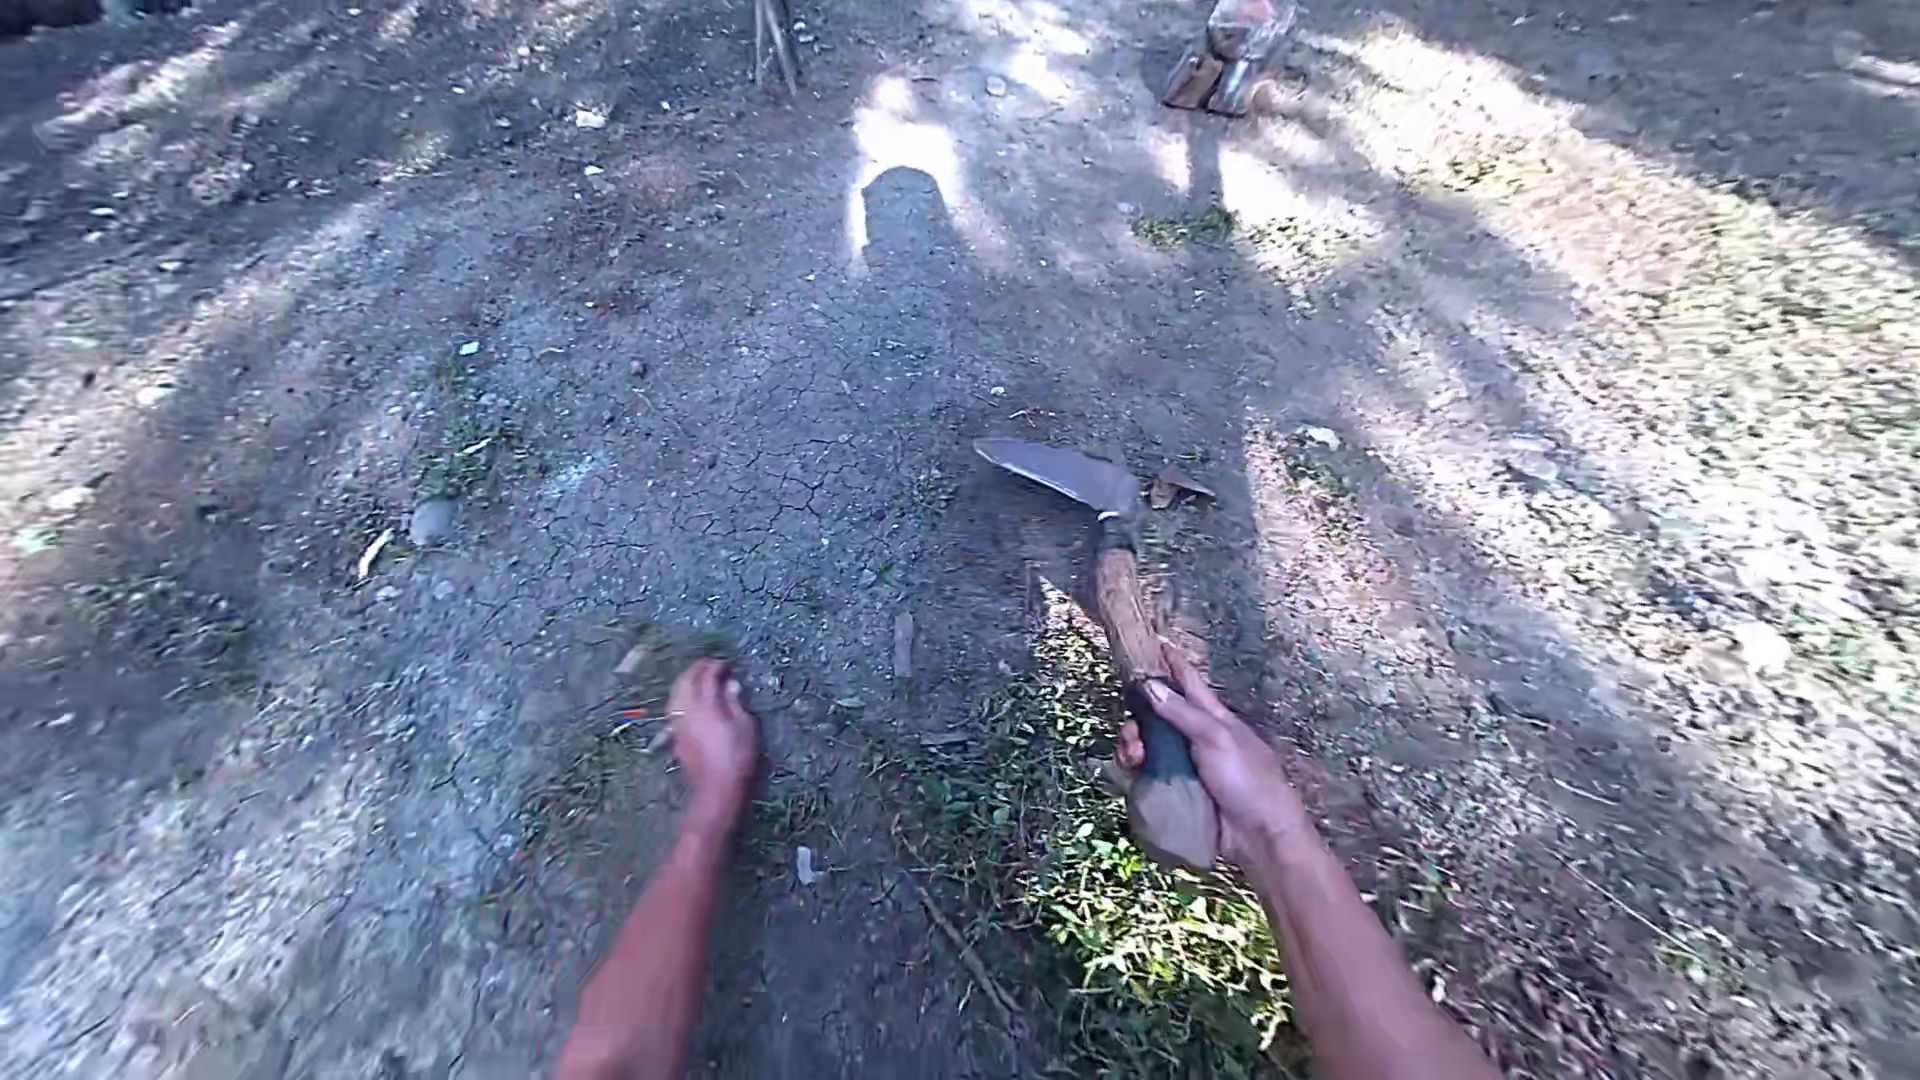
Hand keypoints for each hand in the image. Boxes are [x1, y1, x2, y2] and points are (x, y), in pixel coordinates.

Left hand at [666, 658, 757, 833]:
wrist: (716, 788)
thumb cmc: (737, 756)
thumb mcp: (745, 726)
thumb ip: (735, 702)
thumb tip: (731, 684)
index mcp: (706, 707)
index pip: (707, 678)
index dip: (716, 667)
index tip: (726, 663)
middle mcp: (688, 712)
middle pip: (685, 682)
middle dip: (696, 669)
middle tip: (709, 664)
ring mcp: (678, 724)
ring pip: (675, 694)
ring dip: (684, 681)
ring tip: (696, 676)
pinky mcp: (676, 735)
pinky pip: (674, 707)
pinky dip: (680, 695)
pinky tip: (688, 698)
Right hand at [1117, 643, 1306, 865]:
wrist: (1259, 837)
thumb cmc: (1248, 780)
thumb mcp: (1217, 739)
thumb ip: (1182, 712)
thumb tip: (1149, 685)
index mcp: (1212, 717)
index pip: (1189, 682)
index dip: (1174, 663)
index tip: (1159, 643)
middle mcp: (1195, 736)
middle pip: (1156, 714)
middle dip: (1137, 716)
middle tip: (1132, 733)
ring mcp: (1184, 762)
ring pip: (1147, 742)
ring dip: (1133, 744)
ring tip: (1134, 756)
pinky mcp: (1176, 787)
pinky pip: (1146, 770)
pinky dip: (1134, 768)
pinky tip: (1134, 772)